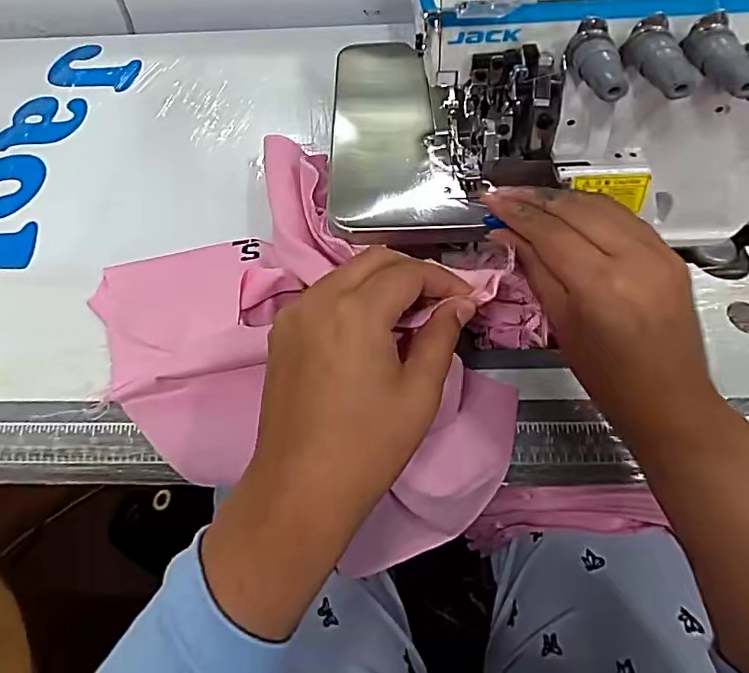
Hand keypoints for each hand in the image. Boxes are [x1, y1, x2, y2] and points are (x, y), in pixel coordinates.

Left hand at [202, 247, 473, 639]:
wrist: (299, 490)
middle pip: (375, 259)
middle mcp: (320, 298)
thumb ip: (440, 336)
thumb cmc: (368, 447)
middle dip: (413, 272)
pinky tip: (372, 328)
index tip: (465, 298)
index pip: (408, 272)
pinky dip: (354, 296)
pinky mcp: (283, 330)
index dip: (443, 280)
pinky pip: (325, 294)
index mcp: (356, 310)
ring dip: (382, 282)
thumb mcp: (419, 393)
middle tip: (440, 302)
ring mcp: (296, 312)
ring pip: (347, 272)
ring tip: (410, 316)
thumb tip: (458, 305)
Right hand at [482, 186, 721, 443]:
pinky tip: (571, 211)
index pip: (550, 231)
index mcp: (602, 286)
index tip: (493, 202)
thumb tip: (508, 235)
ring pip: (600, 204)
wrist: (672, 403)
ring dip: (562, 198)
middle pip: (574, 208)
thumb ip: (535, 270)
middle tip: (505, 195)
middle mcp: (635, 261)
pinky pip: (624, 217)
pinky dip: (592, 208)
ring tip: (532, 199)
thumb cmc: (612, 380)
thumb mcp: (562, 324)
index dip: (516, 212)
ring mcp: (658, 254)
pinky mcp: (670, 255)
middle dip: (535, 197)